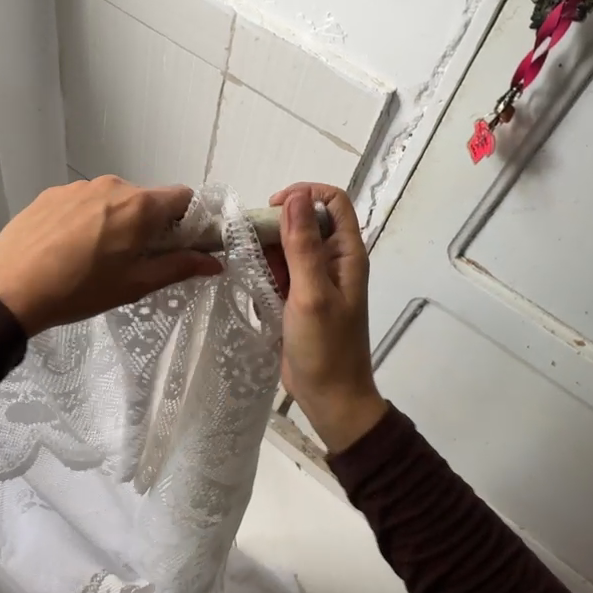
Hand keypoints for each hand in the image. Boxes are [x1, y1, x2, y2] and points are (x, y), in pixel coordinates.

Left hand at [0, 176, 222, 334]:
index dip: (186, 220)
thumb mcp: (135, 285)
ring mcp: (78, 187)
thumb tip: (215, 262)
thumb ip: (179, 267)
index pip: (182, 197)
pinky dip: (86, 220)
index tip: (176, 246)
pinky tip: (67, 249)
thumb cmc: (80, 290)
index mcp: (140, 205)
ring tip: (94, 258)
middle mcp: (113, 185)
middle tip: (133, 260)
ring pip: (112, 200)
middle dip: (149, 225)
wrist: (10, 288)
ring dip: (115, 221)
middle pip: (146, 199)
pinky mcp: (51, 193)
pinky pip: (83, 202)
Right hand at [267, 183, 386, 453]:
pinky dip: (263, 269)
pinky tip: (249, 280)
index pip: (332, 201)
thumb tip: (296, 197)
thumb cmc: (326, 347)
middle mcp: (332, 261)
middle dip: (276, 223)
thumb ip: (303, 245)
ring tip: (246, 262)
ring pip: (288, 245)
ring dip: (266, 248)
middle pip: (304, 220)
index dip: (304, 195)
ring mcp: (314, 279)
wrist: (329, 398)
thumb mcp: (312, 293)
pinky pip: (279, 270)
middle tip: (249, 240)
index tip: (273, 209)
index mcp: (346, 254)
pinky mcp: (297, 297)